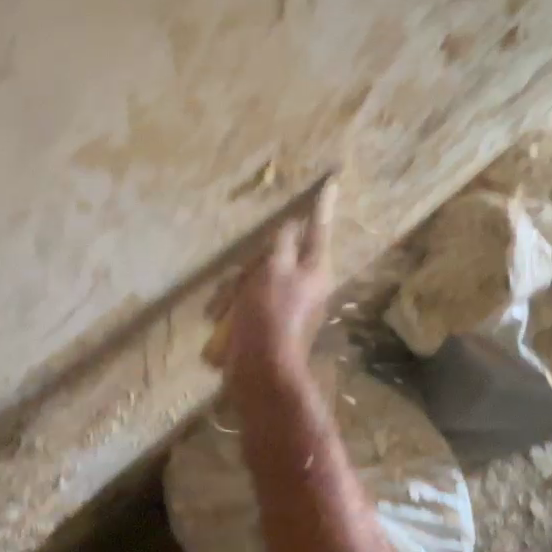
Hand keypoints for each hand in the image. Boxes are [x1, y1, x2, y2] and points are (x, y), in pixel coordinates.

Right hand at [221, 178, 336, 384]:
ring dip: (234, 291)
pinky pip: (248, 304)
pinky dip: (232, 308)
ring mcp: (287, 307)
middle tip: (240, 279)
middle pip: (278, 256)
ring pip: (257, 280)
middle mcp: (306, 286)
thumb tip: (291, 225)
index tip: (332, 181)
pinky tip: (219, 321)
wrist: (260, 371)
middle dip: (251, 265)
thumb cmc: (270, 315)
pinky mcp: (268, 325)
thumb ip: (282, 243)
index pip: (318, 228)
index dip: (322, 205)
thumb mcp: (274, 269)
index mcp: (315, 270)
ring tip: (221, 309)